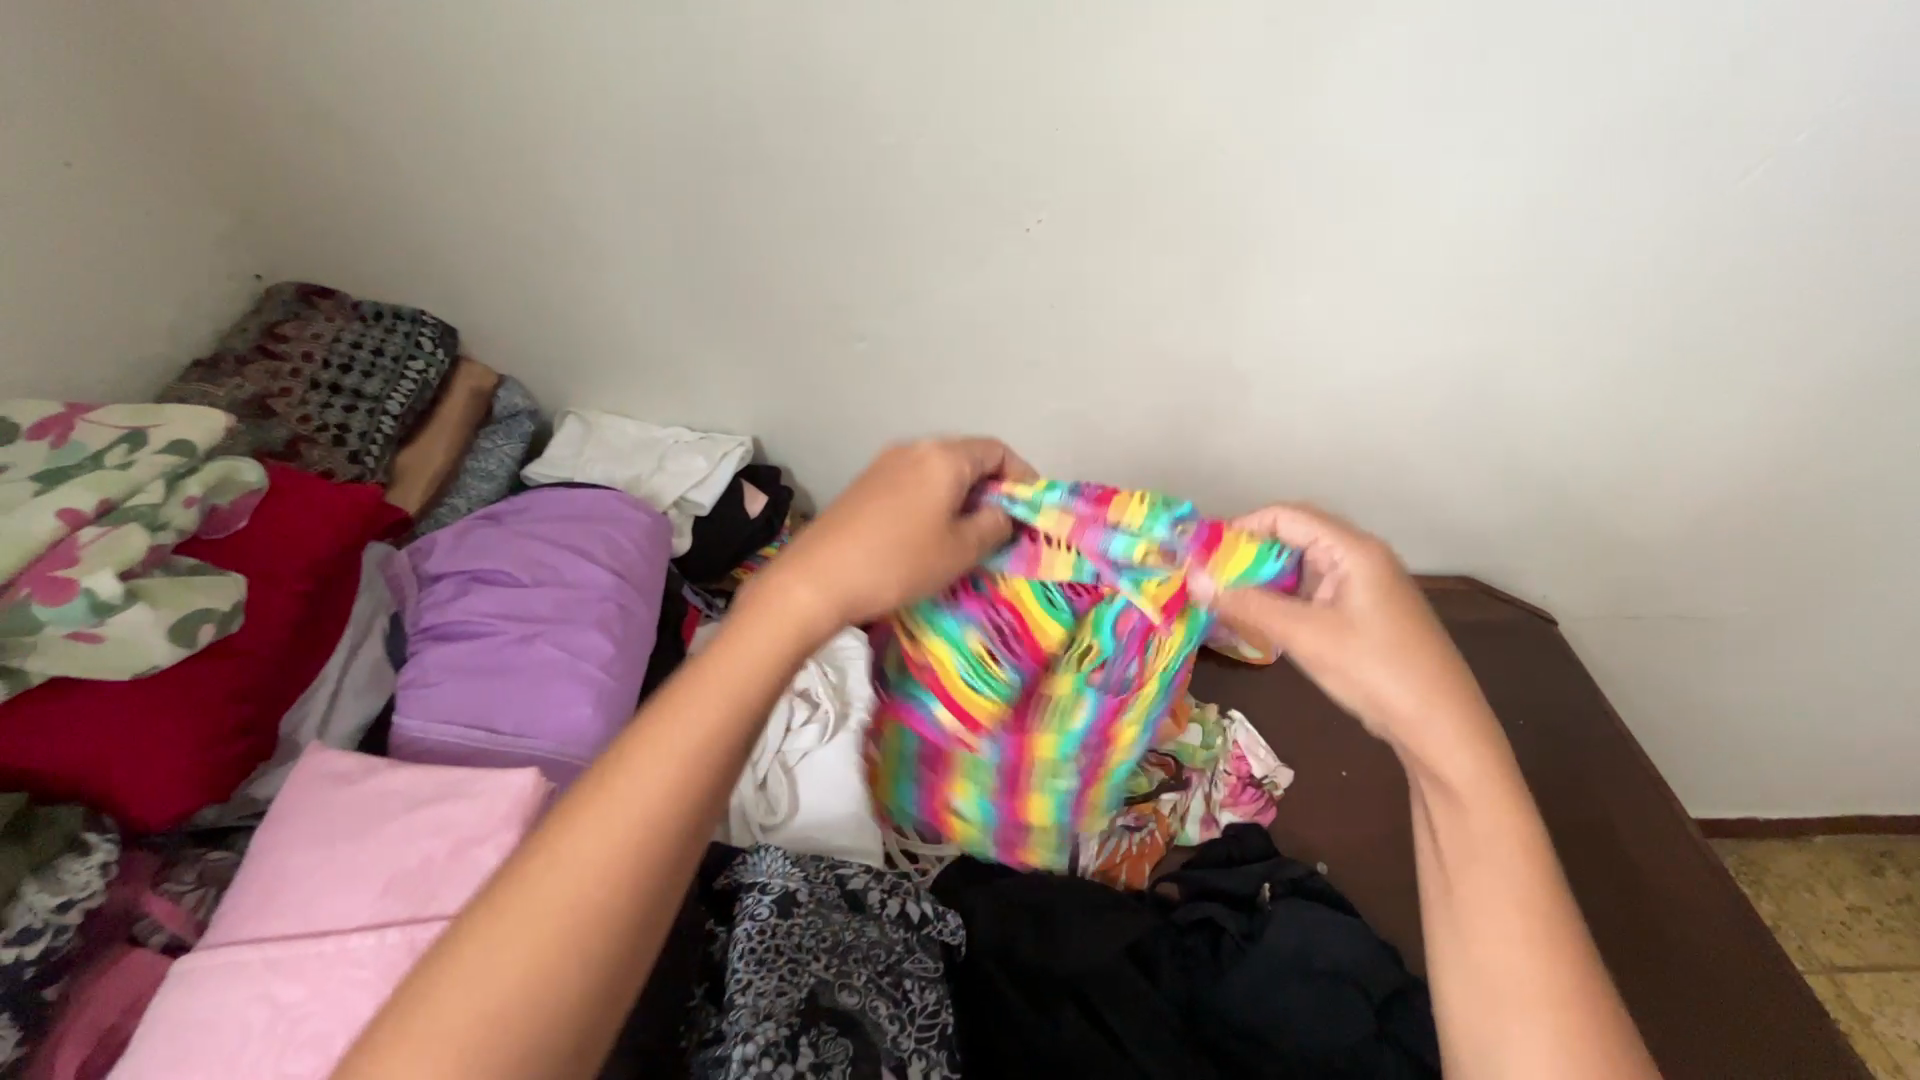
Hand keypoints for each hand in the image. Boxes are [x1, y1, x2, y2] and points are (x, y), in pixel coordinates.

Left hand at [747, 437, 1036, 630]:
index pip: (997, 451)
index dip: (1022, 477)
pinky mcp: (864, 485)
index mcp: (944, 456)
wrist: (817, 578)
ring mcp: (885, 464)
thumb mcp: (961, 550)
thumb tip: (1004, 513)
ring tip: (969, 534)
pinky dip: (934, 501)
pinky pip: (914, 483)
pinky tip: (931, 534)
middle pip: (967, 457)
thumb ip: (994, 526)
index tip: (1031, 509)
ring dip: (961, 496)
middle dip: (992, 488)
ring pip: (939, 472)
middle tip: (1004, 525)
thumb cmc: (899, 562)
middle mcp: (914, 448)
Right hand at [1206, 504, 1492, 743]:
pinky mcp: (1361, 611)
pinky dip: (1281, 599)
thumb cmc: (1375, 671)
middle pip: (1292, 537)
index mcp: (1352, 549)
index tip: (1201, 554)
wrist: (1441, 725)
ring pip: (1300, 567)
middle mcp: (1358, 556)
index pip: (1284, 516)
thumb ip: (1246, 604)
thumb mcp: (1304, 635)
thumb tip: (1193, 579)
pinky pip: (1311, 591)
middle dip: (1247, 554)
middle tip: (1207, 578)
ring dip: (1262, 579)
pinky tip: (1257, 620)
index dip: (1239, 528)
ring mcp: (1362, 585)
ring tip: (1223, 599)